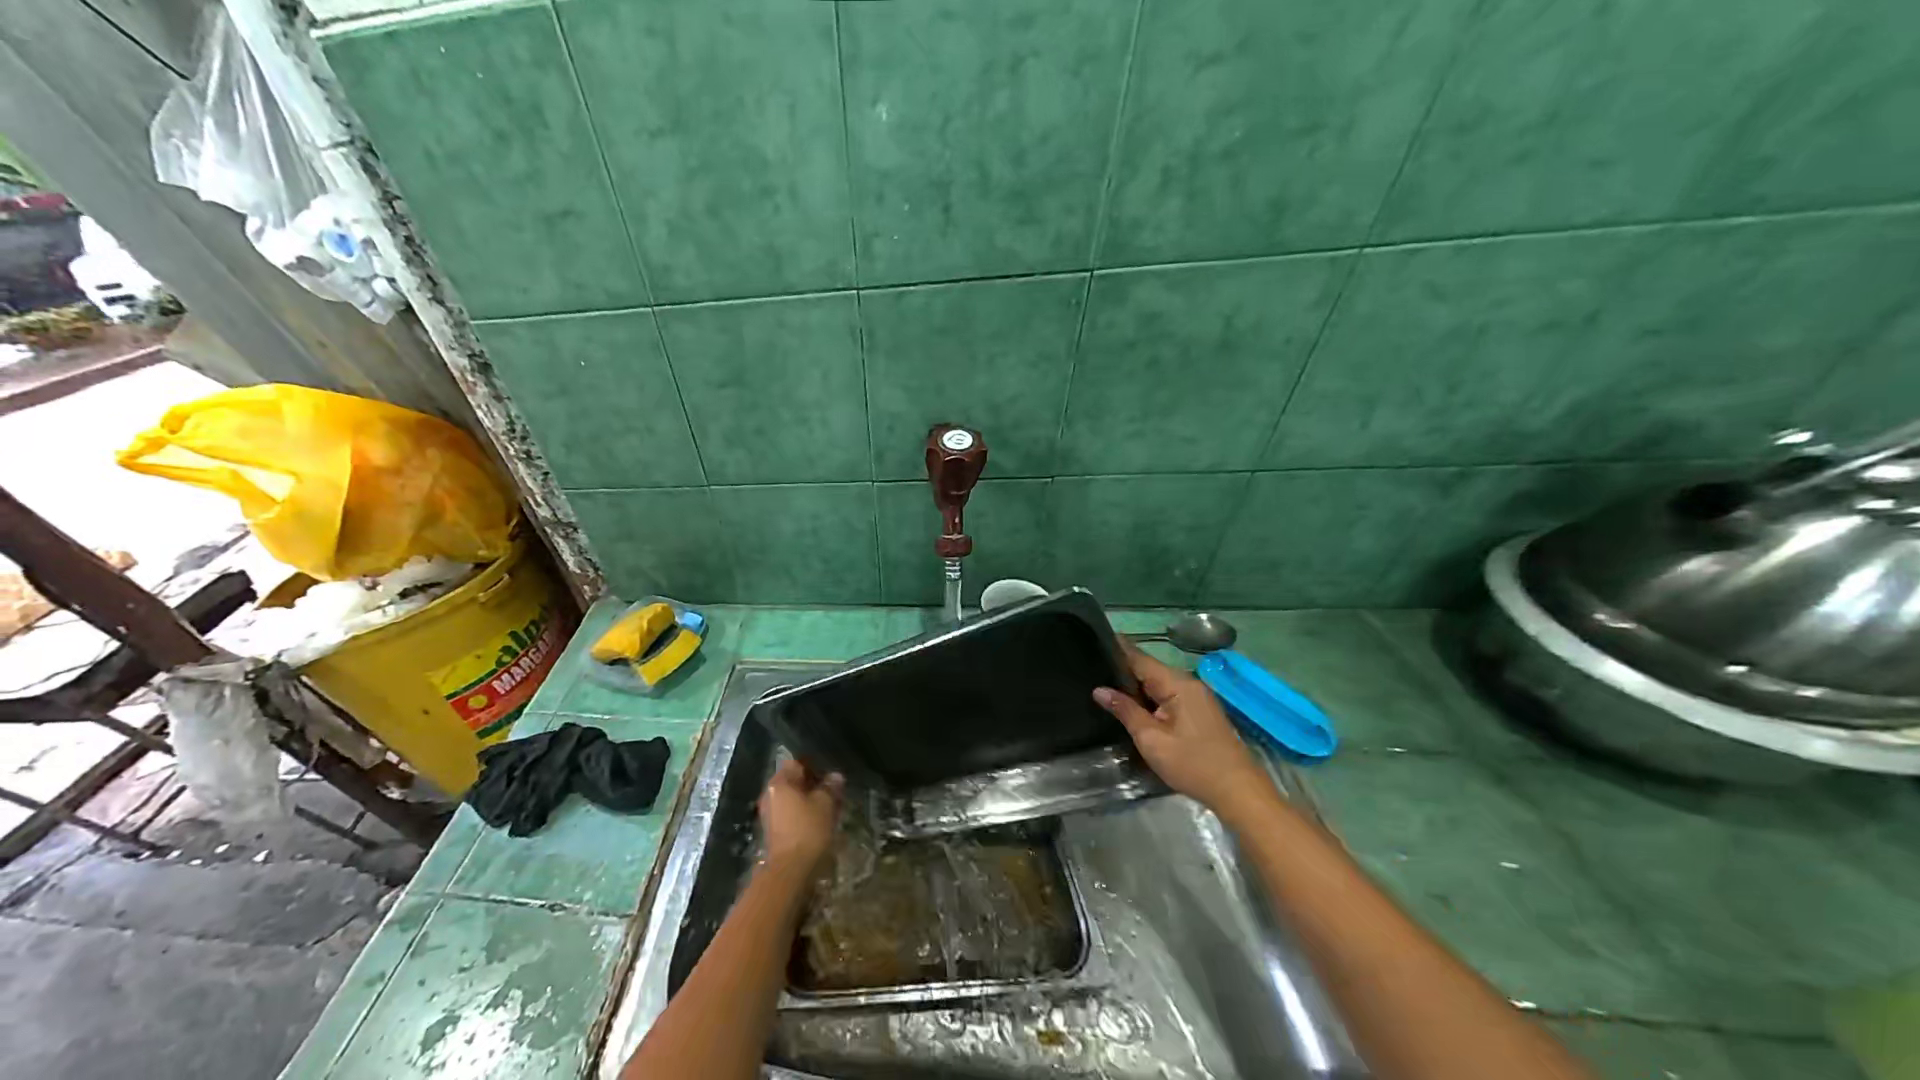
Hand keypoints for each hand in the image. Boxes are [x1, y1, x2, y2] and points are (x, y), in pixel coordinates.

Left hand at [758, 759, 843, 870]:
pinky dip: (804, 814)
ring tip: (830, 806)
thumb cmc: (808, 830)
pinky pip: (791, 814)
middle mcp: (770, 795)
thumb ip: (830, 787)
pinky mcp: (774, 831)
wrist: (790, 870)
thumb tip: (835, 776)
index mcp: (779, 783)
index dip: (815, 766)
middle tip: (834, 790)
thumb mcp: (825, 804)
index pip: (797, 763)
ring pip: (793, 799)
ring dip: (810, 801)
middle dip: (813, 784)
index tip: (831, 773)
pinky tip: (820, 821)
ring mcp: (770, 814)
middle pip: (794, 782)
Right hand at [1095, 641, 1274, 821]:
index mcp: (1177, 683)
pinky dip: (1150, 698)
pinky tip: (1133, 705)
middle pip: (1149, 669)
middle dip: (1122, 669)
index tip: (1092, 642)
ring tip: (1104, 686)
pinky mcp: (1199, 711)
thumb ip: (1125, 711)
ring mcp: (1197, 697)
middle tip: (1091, 670)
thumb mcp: (1152, 739)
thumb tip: (1100, 690)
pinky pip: (1168, 695)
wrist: (1238, 790)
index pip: (1139, 658)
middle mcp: (1188, 683)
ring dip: (1135, 686)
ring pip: (1158, 683)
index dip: (1117, 649)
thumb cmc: (1192, 764)